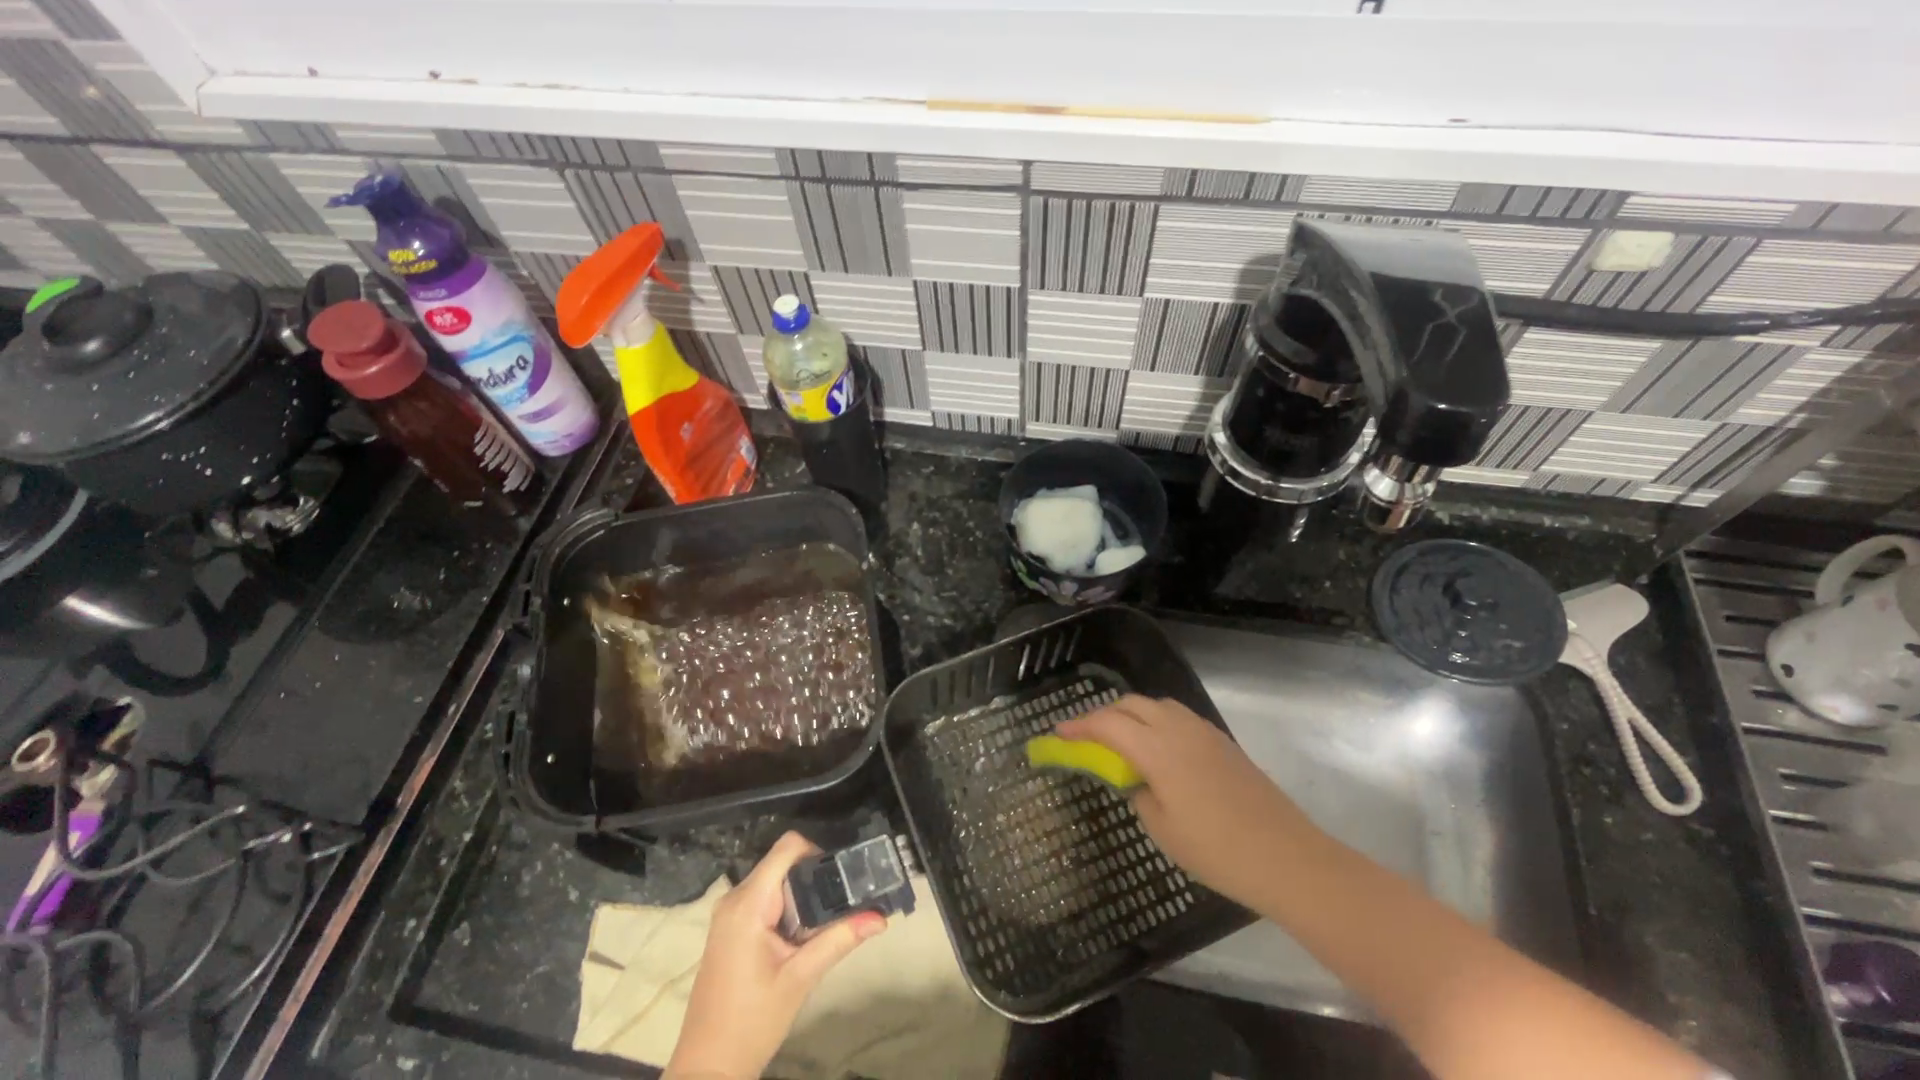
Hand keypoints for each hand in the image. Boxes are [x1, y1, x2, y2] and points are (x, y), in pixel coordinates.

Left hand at [666, 831, 886, 1079]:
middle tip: (848, 903)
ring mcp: (730, 914)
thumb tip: (880, 917)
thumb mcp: (801, 978)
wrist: (710, 1063)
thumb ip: (839, 939)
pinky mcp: (732, 930)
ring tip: (832, 922)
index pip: (787, 848)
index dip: (819, 852)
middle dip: (817, 879)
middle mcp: (735, 899)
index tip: (846, 876)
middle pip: (784, 865)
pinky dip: (790, 911)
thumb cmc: (752, 1020)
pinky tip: (807, 938)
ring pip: (777, 885)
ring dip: (805, 898)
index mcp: (748, 903)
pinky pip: (766, 902)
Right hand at [1056, 694, 1322, 907]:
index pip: (1108, 724)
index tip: (1057, 733)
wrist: (1284, 856)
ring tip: (1119, 742)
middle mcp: (1179, 729)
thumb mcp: (1161, 827)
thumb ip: (1138, 792)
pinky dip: (1158, 723)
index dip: (1079, 726)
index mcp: (1158, 748)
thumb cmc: (1214, 849)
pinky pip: (1180, 719)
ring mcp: (1206, 733)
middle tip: (1085, 738)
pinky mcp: (1224, 744)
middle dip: (1104, 716)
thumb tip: (1133, 777)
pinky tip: (1156, 750)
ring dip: (1133, 715)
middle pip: (1132, 705)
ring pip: (1158, 706)